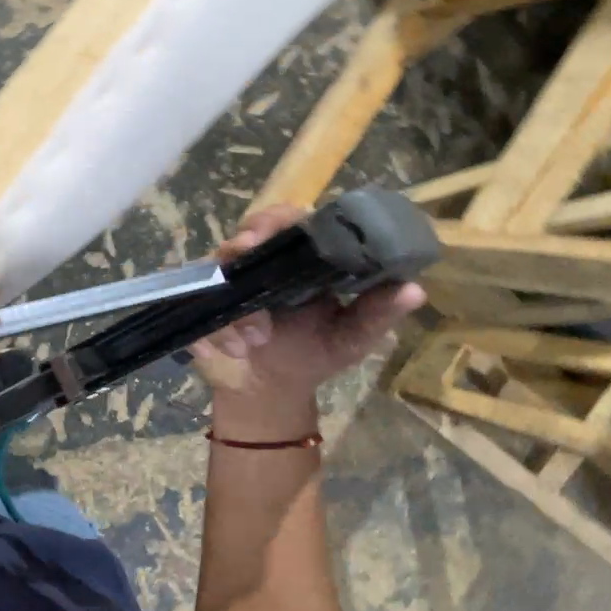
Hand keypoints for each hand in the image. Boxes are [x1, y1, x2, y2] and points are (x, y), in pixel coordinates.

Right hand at [188, 206, 424, 437]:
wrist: (269, 391)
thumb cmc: (313, 354)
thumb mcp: (352, 337)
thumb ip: (377, 313)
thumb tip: (415, 289)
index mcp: (296, 261)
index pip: (288, 223)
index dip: (279, 219)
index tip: (276, 227)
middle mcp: (257, 265)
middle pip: (244, 234)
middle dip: (243, 240)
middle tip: (246, 248)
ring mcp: (223, 285)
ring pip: (215, 272)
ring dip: (236, 304)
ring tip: (255, 338)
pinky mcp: (198, 308)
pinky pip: (195, 308)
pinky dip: (216, 330)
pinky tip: (234, 349)